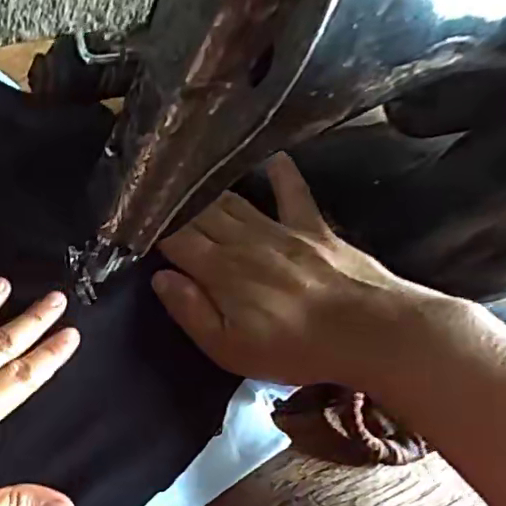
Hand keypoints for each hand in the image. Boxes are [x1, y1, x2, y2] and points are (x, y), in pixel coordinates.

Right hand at [150, 153, 462, 388]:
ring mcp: (282, 230)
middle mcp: (245, 242)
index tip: (133, 219)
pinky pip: (293, 192)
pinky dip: (279, 173)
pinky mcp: (315, 228)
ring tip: (187, 176)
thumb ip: (190, 311)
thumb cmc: (291, 348)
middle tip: (154, 192)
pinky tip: (269, 157)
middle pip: (201, 215)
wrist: (372, 332)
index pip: (176, 240)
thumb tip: (160, 278)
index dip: (152, 228)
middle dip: (174, 203)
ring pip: (234, 201)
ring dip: (209, 188)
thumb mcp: (226, 347)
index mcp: (219, 271)